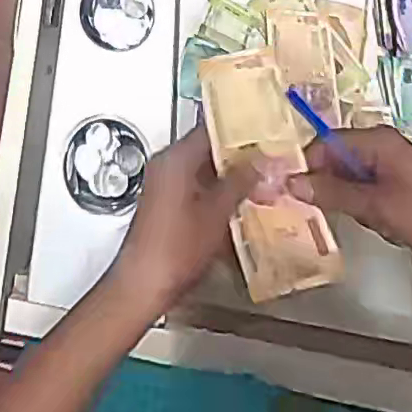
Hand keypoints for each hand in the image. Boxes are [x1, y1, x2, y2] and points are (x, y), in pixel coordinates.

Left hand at [106, 127, 258, 315]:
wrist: (144, 281)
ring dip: (226, 175)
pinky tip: (236, 203)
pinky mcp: (164, 200)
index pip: (209, 130)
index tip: (263, 132)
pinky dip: (213, 189)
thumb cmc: (178, 246)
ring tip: (258, 181)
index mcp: (176, 157)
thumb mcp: (216, 213)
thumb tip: (259, 160)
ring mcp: (163, 181)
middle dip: (236, 155)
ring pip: (200, 167)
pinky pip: (193, 183)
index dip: (237, 130)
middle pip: (205, 148)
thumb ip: (239, 182)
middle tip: (267, 160)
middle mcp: (166, 163)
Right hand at [287, 126, 411, 295]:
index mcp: (379, 139)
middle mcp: (384, 148)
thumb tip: (290, 182)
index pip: (325, 143)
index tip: (288, 191)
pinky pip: (367, 195)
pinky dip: (365, 211)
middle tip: (319, 211)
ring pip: (350, 180)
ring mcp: (395, 171)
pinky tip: (380, 227)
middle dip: (327, 185)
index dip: (305, 166)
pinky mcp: (403, 193)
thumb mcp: (378, 208)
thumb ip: (331, 192)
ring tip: (364, 221)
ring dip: (348, 201)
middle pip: (336, 160)